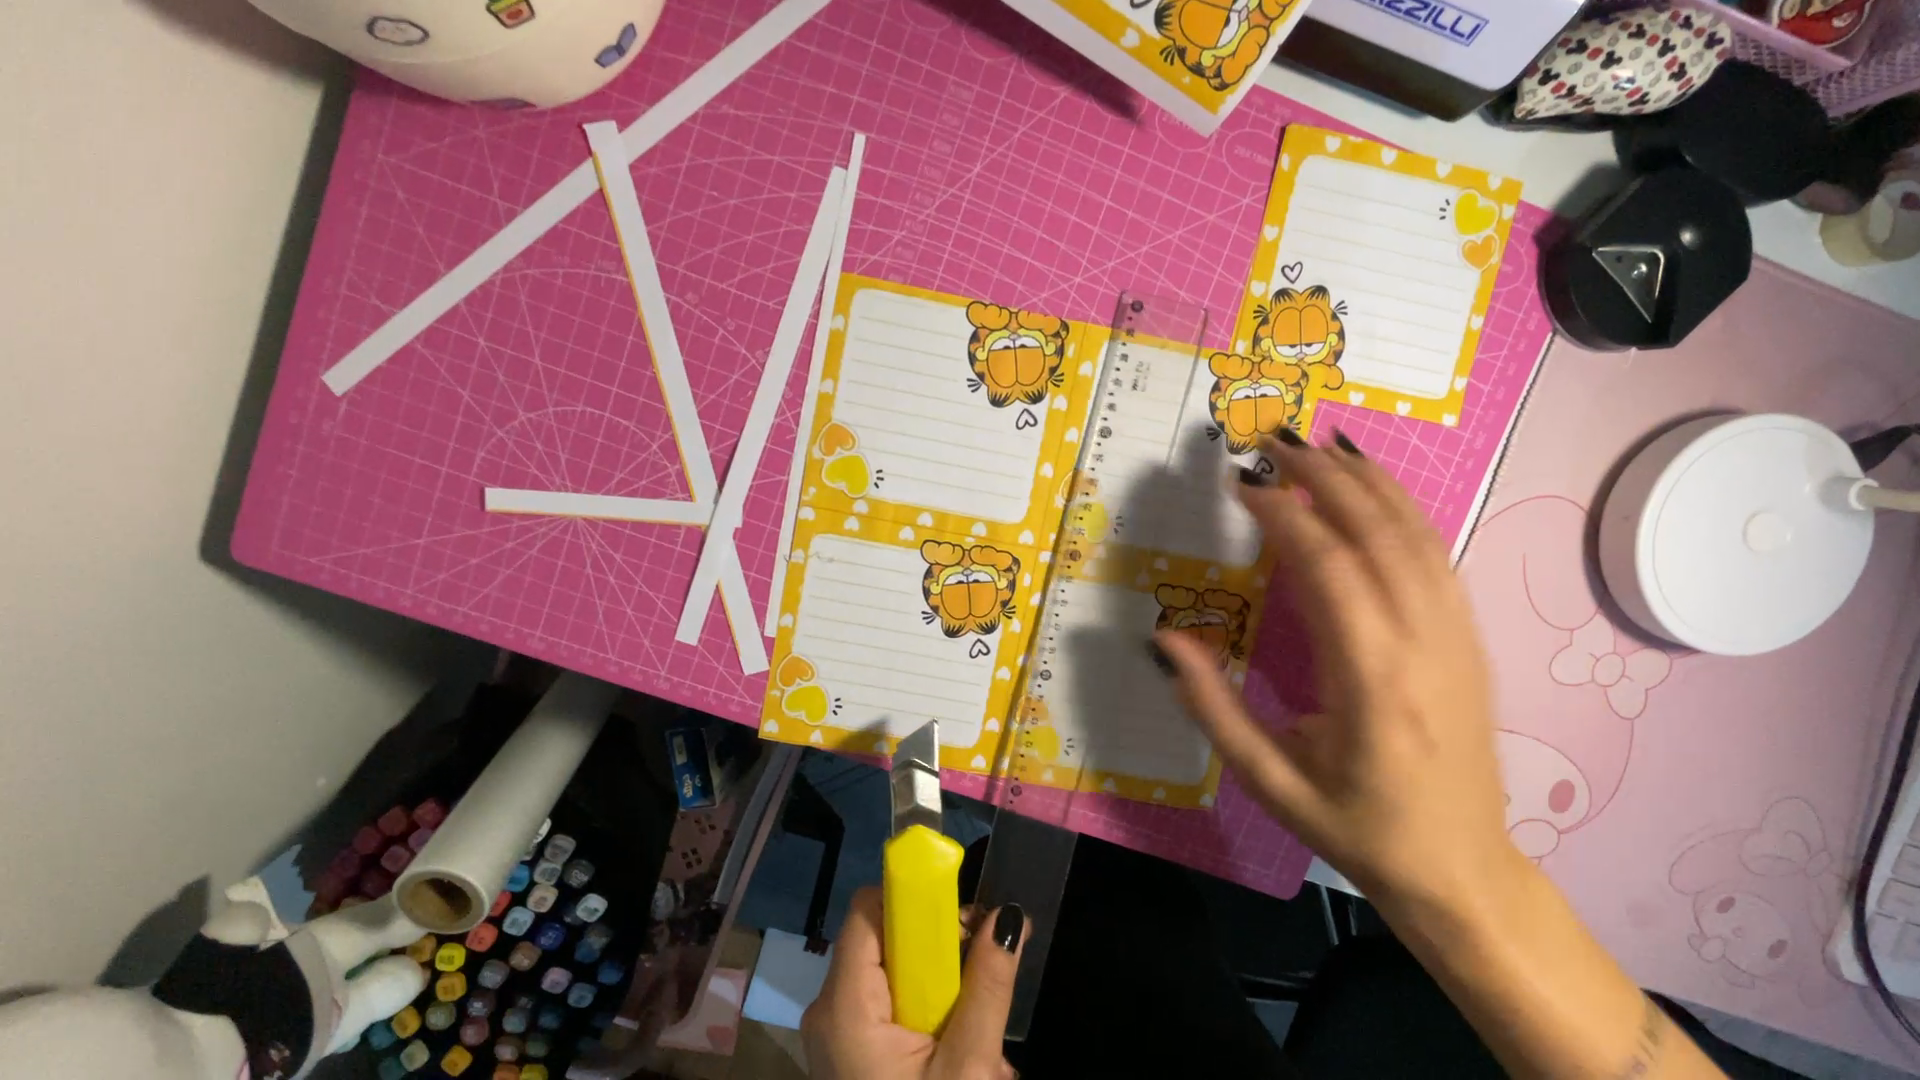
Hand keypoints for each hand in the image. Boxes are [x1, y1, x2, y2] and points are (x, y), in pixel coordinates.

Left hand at [802, 888, 1025, 1079]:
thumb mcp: (967, 1066)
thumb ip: (988, 986)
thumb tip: (1010, 914)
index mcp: (845, 1006)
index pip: (869, 909)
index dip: (915, 897)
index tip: (965, 914)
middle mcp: (830, 1008)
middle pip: (886, 938)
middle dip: (942, 948)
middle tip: (987, 970)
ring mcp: (838, 1031)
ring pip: (895, 971)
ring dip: (944, 986)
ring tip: (980, 1032)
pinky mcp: (851, 1050)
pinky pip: (890, 1004)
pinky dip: (928, 1011)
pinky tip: (958, 1050)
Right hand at [1153, 433, 1516, 907]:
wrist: (1461, 866)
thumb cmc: (1354, 826)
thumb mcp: (1269, 781)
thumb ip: (1213, 707)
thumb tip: (1164, 639)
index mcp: (1370, 682)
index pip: (1328, 569)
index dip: (1283, 517)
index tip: (1241, 486)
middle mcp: (1424, 645)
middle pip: (1378, 534)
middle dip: (1325, 478)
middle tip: (1274, 441)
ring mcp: (1457, 637)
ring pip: (1416, 534)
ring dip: (1368, 481)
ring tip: (1320, 444)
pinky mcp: (1469, 638)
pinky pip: (1438, 555)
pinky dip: (1405, 509)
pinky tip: (1373, 487)